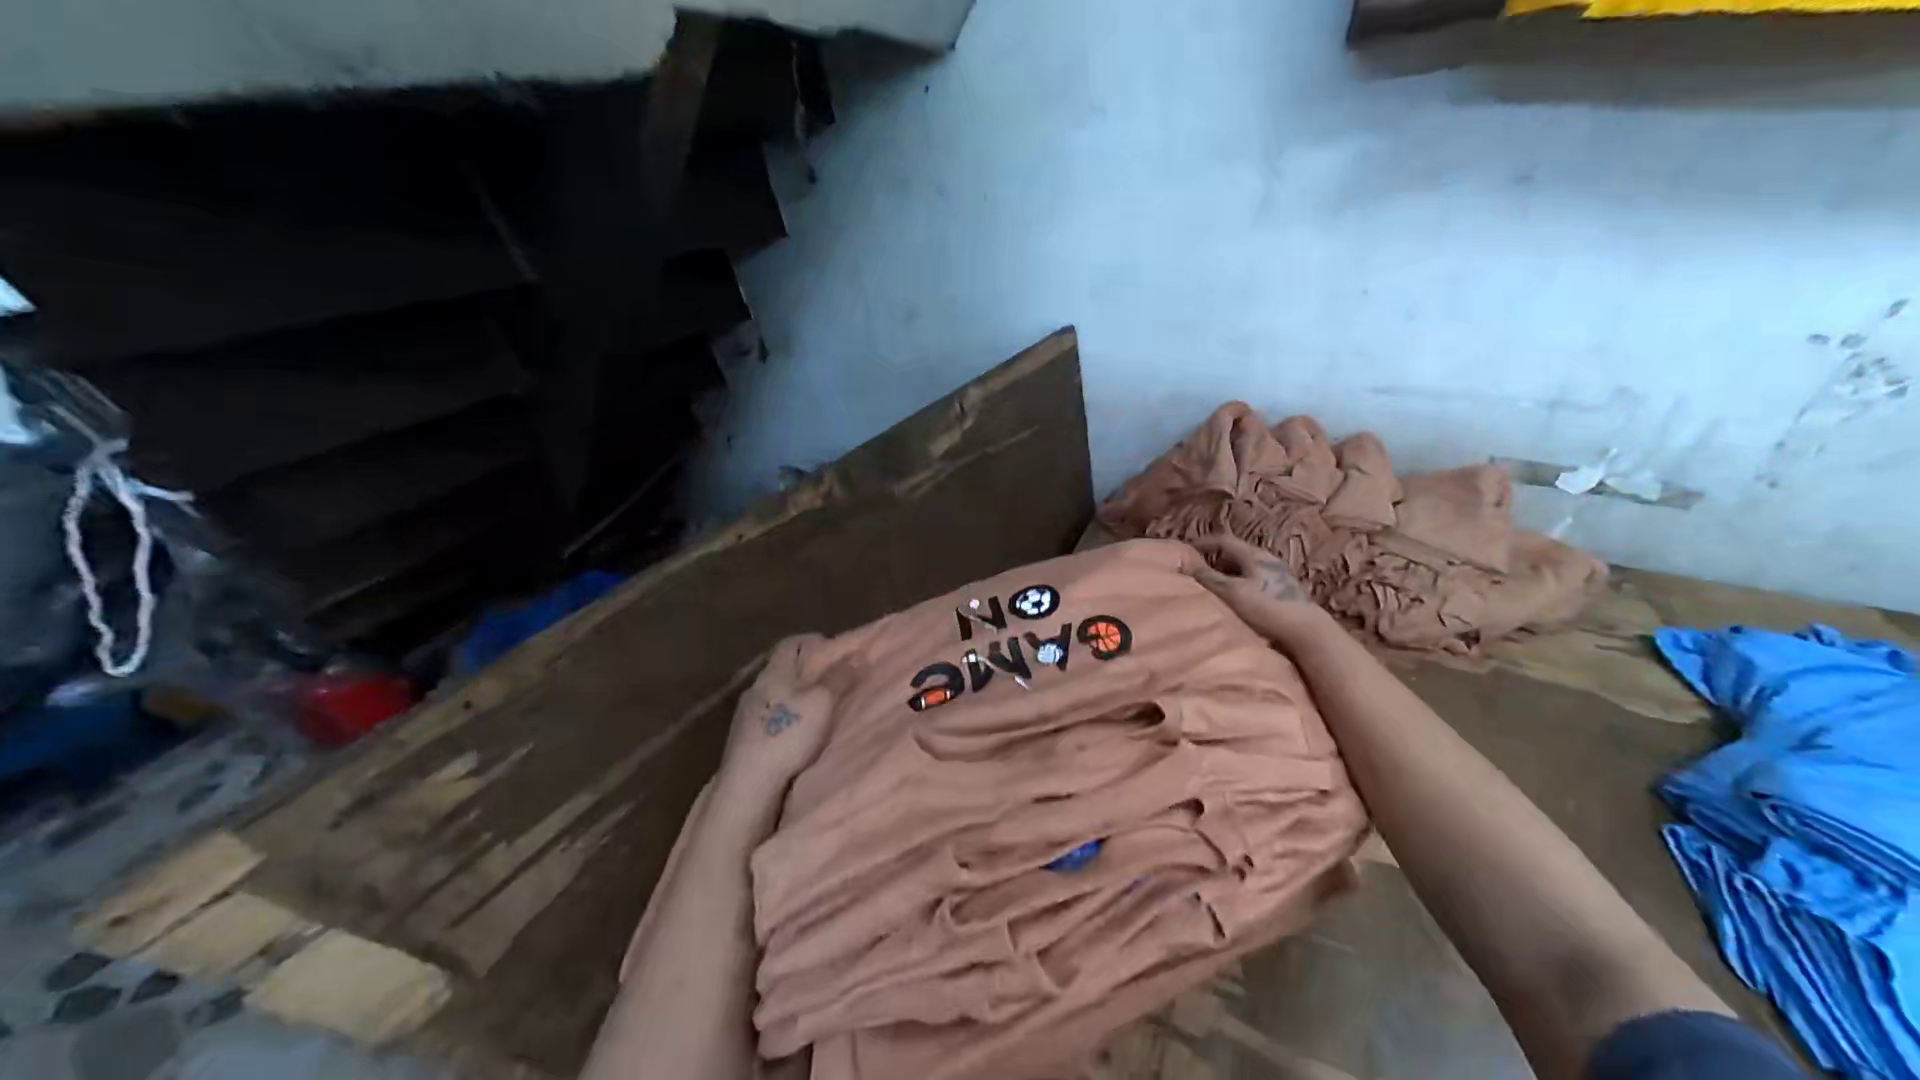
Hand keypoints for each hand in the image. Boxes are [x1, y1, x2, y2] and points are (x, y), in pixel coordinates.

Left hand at [718, 634, 836, 790]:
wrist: (749, 783)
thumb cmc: (789, 734)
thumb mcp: (823, 703)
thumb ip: (840, 677)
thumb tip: (858, 654)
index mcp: (774, 672)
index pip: (791, 643)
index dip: (813, 641)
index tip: (833, 650)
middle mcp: (756, 686)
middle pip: (783, 667)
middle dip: (806, 669)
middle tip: (831, 679)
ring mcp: (746, 713)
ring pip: (775, 692)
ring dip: (794, 694)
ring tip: (816, 707)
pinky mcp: (743, 737)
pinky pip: (768, 714)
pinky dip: (785, 715)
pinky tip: (795, 730)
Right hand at [1186, 535, 1326, 643]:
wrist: (1308, 633)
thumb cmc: (1267, 608)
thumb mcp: (1231, 592)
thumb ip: (1208, 578)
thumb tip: (1186, 565)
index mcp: (1253, 555)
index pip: (1222, 539)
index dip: (1202, 543)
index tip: (1184, 552)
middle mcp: (1266, 560)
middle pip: (1232, 555)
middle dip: (1212, 561)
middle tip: (1194, 573)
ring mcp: (1275, 577)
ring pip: (1242, 571)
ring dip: (1224, 576)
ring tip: (1208, 590)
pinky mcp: (1280, 593)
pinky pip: (1250, 584)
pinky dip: (1235, 588)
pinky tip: (1231, 603)